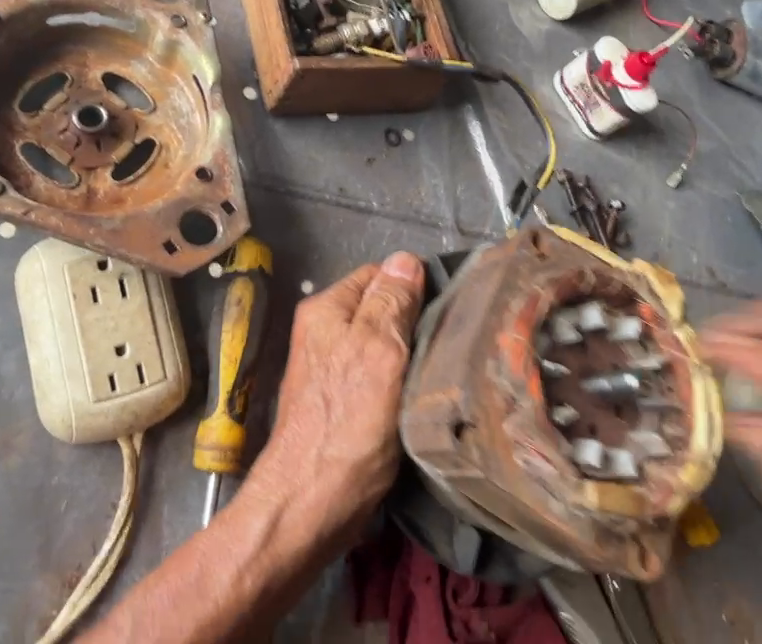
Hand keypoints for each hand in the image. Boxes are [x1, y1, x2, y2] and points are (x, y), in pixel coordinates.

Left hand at [241, 251, 425, 550]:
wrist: (311, 503)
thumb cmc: (348, 423)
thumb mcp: (378, 352)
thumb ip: (391, 304)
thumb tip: (405, 258)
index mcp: (326, 309)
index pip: (379, 275)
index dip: (413, 288)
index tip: (447, 311)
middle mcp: (324, 333)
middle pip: (382, 311)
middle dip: (415, 324)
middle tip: (451, 344)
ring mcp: (331, 370)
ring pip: (384, 347)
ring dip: (411, 358)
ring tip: (443, 371)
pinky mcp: (343, 404)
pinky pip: (381, 378)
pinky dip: (401, 385)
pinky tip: (423, 398)